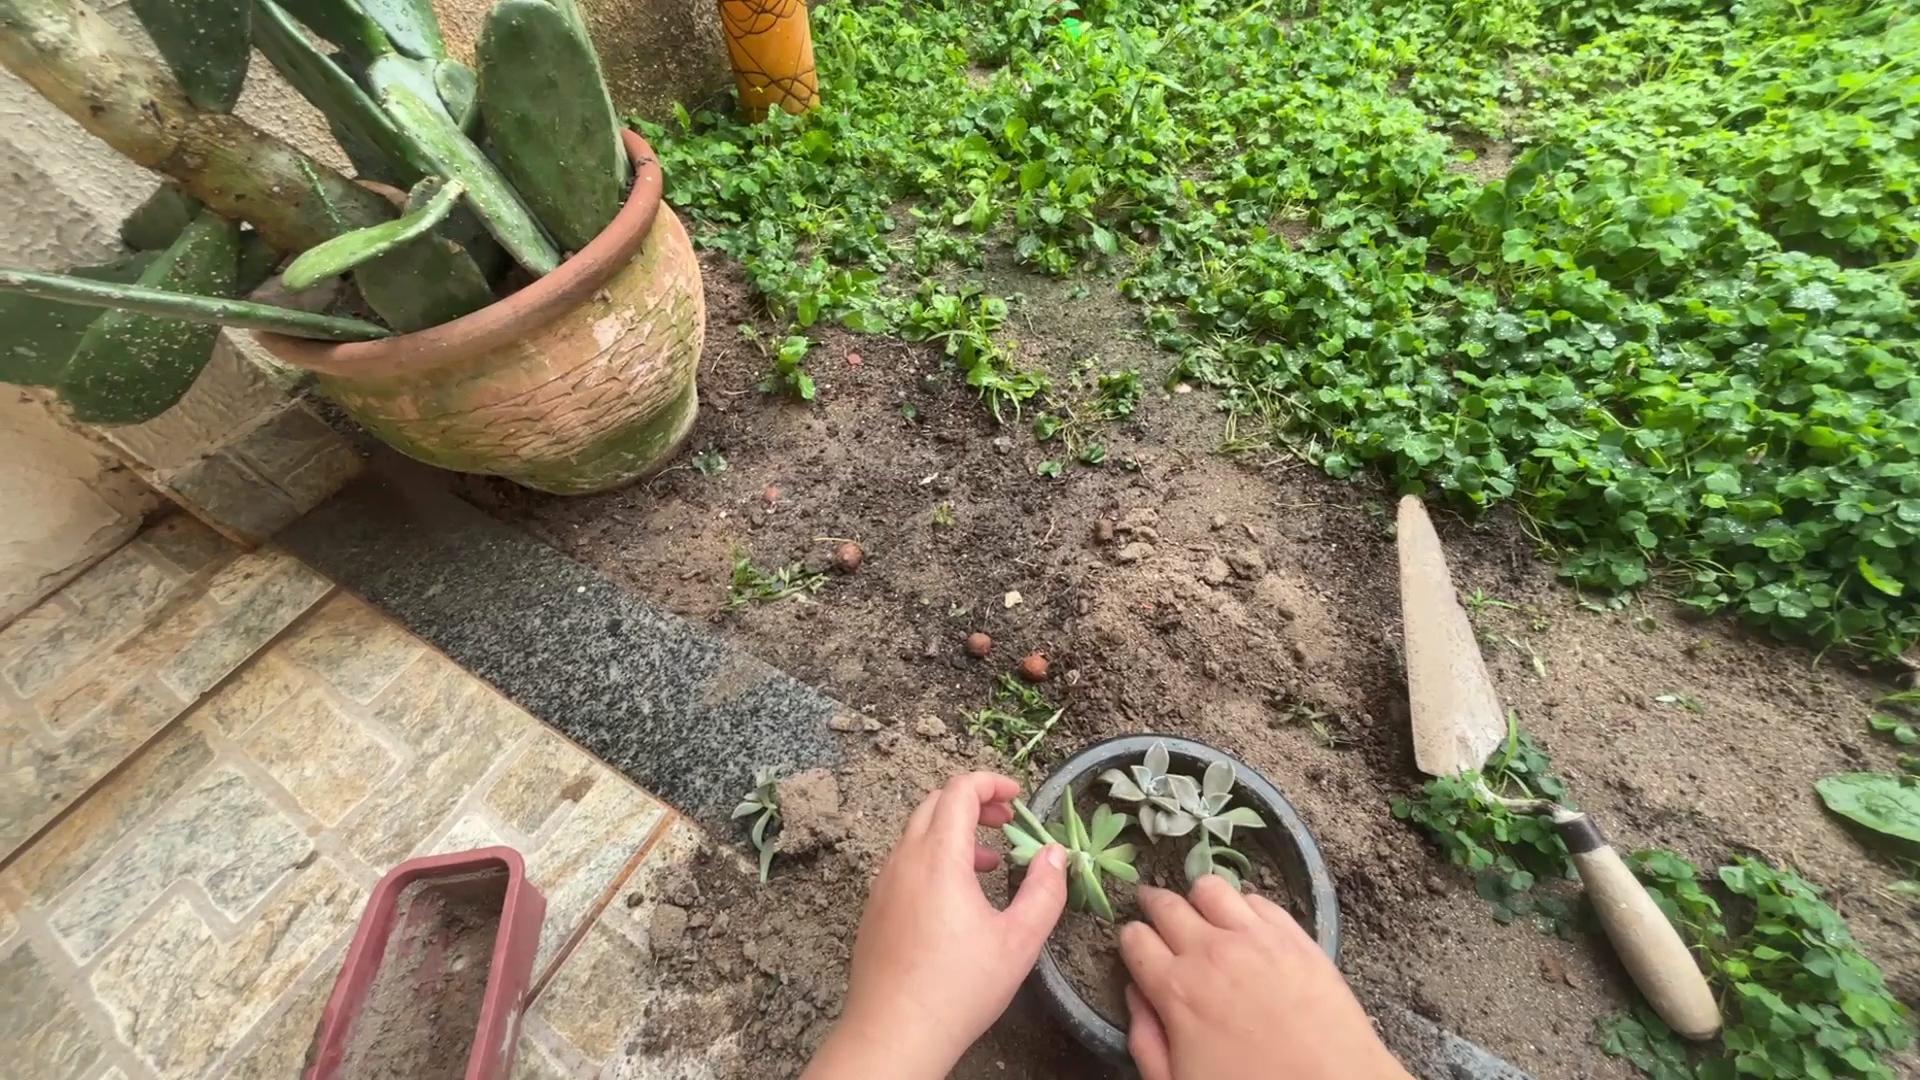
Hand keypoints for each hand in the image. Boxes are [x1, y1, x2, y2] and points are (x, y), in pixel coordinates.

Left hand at [802, 772, 1067, 1079]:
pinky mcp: (876, 904)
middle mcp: (905, 857)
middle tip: (1006, 821)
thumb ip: (1044, 891)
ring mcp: (885, 880)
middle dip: (975, 801)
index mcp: (938, 856)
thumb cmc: (958, 989)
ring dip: (955, 830)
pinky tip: (956, 894)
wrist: (891, 1035)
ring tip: (989, 860)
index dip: (991, 782)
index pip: (960, 790)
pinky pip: (906, 859)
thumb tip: (1055, 853)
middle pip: (937, 802)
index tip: (1018, 797)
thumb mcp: (1018, 942)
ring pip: (919, 830)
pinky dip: (934, 855)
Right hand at [1120, 877, 1411, 1079]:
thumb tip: (1135, 994)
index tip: (1139, 949)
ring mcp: (1254, 938)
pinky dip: (1244, 907)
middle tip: (1155, 911)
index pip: (1134, 938)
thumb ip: (1146, 1041)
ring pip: (1210, 888)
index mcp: (1177, 989)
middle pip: (1165, 903)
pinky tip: (1247, 927)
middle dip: (1153, 904)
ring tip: (1204, 914)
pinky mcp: (1294, 937)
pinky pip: (1257, 899)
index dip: (1132, 941)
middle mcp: (1209, 951)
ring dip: (1199, 899)